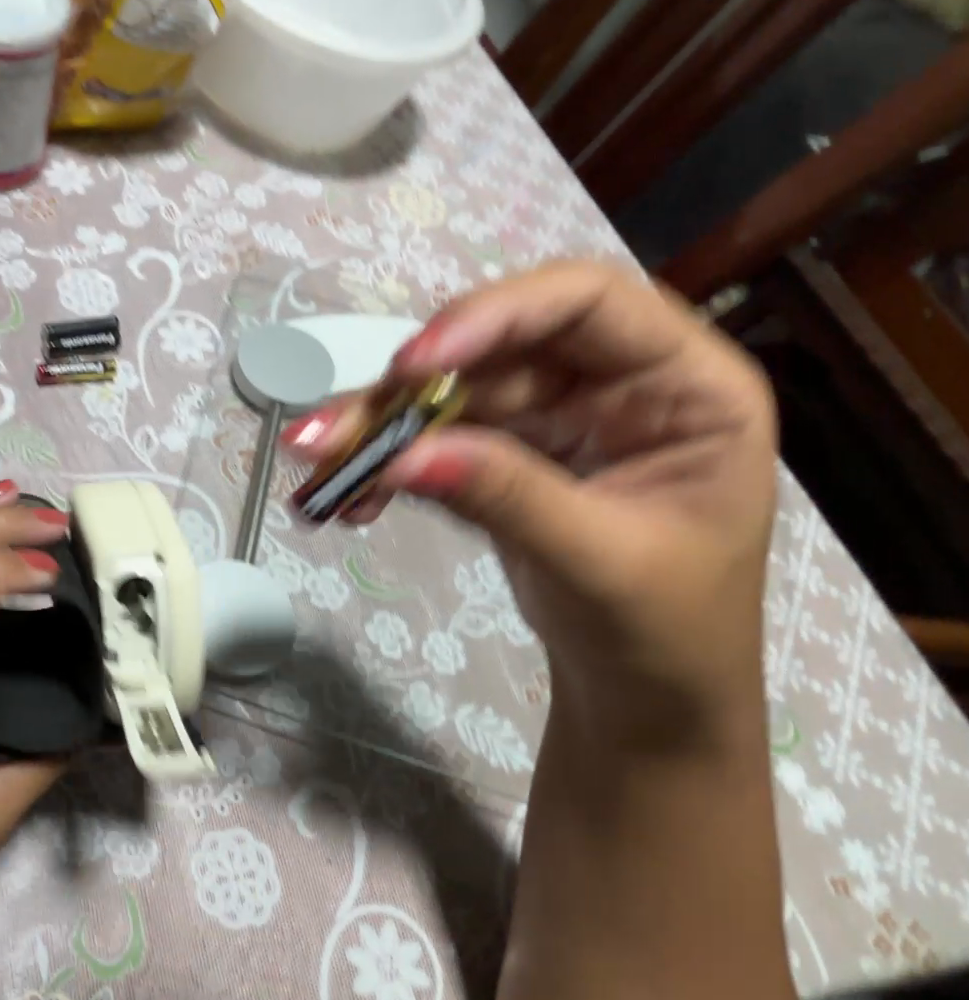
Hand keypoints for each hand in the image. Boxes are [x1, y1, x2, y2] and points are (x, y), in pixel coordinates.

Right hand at [284, 262, 777, 746]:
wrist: (643, 695)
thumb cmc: (665, 629)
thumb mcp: (599, 560)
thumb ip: (507, 496)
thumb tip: (401, 456)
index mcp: (684, 384)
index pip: (587, 304)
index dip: (495, 314)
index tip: (412, 364)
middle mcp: (612, 383)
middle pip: (492, 351)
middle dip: (406, 390)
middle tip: (326, 431)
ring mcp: (552, 418)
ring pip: (447, 397)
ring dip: (377, 431)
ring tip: (316, 466)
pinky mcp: (504, 455)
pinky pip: (431, 442)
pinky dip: (386, 466)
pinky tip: (353, 499)